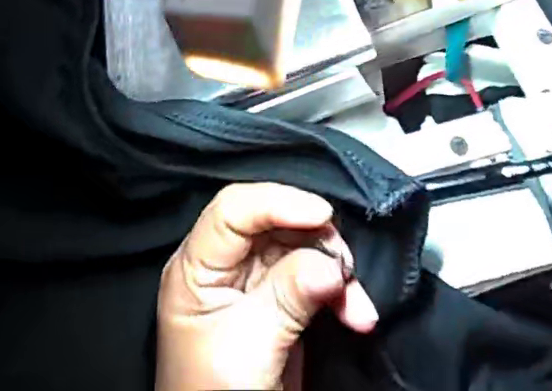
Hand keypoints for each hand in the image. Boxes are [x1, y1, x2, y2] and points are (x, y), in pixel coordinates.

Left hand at [156, 183, 378, 390]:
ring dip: (333, 269)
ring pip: (295, 249)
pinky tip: (357, 315)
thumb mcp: (247, 350)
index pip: (232, 211)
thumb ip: (287, 298)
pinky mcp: (275, 309)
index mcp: (195, 267)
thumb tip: (329, 263)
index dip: (276, 202)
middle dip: (314, 239)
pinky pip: (309, 281)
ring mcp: (248, 286)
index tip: (323, 213)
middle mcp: (219, 266)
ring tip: (356, 305)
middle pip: (269, 225)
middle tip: (347, 269)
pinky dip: (337, 293)